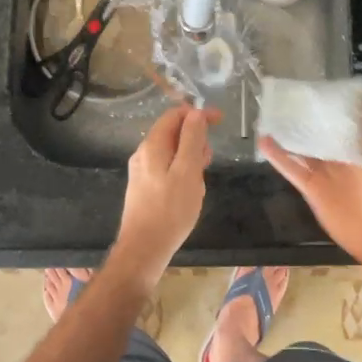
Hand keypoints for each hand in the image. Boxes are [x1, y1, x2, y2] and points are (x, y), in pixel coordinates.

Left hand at [113, 106, 219, 287]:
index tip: (220, 121)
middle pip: (172, 132)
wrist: (144, 249)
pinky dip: (182, 169)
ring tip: (201, 179)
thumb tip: (195, 113)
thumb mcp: (188, 171)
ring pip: (171, 151)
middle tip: (209, 160)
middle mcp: (143, 153)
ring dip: (190, 156)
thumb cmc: (170, 210)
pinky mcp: (143, 186)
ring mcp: (141, 170)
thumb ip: (192, 140)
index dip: (198, 114)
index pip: (175, 115)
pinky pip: (166, 167)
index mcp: (153, 145)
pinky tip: (189, 190)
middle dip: (195, 138)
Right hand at [261, 104, 361, 274]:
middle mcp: (342, 156)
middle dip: (307, 116)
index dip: (333, 104)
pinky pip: (292, 169)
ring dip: (288, 132)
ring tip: (270, 112)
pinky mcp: (311, 188)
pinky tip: (264, 140)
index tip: (318, 85)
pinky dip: (277, 156)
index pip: (345, 119)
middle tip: (288, 95)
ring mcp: (325, 172)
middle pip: (320, 131)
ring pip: (302, 148)